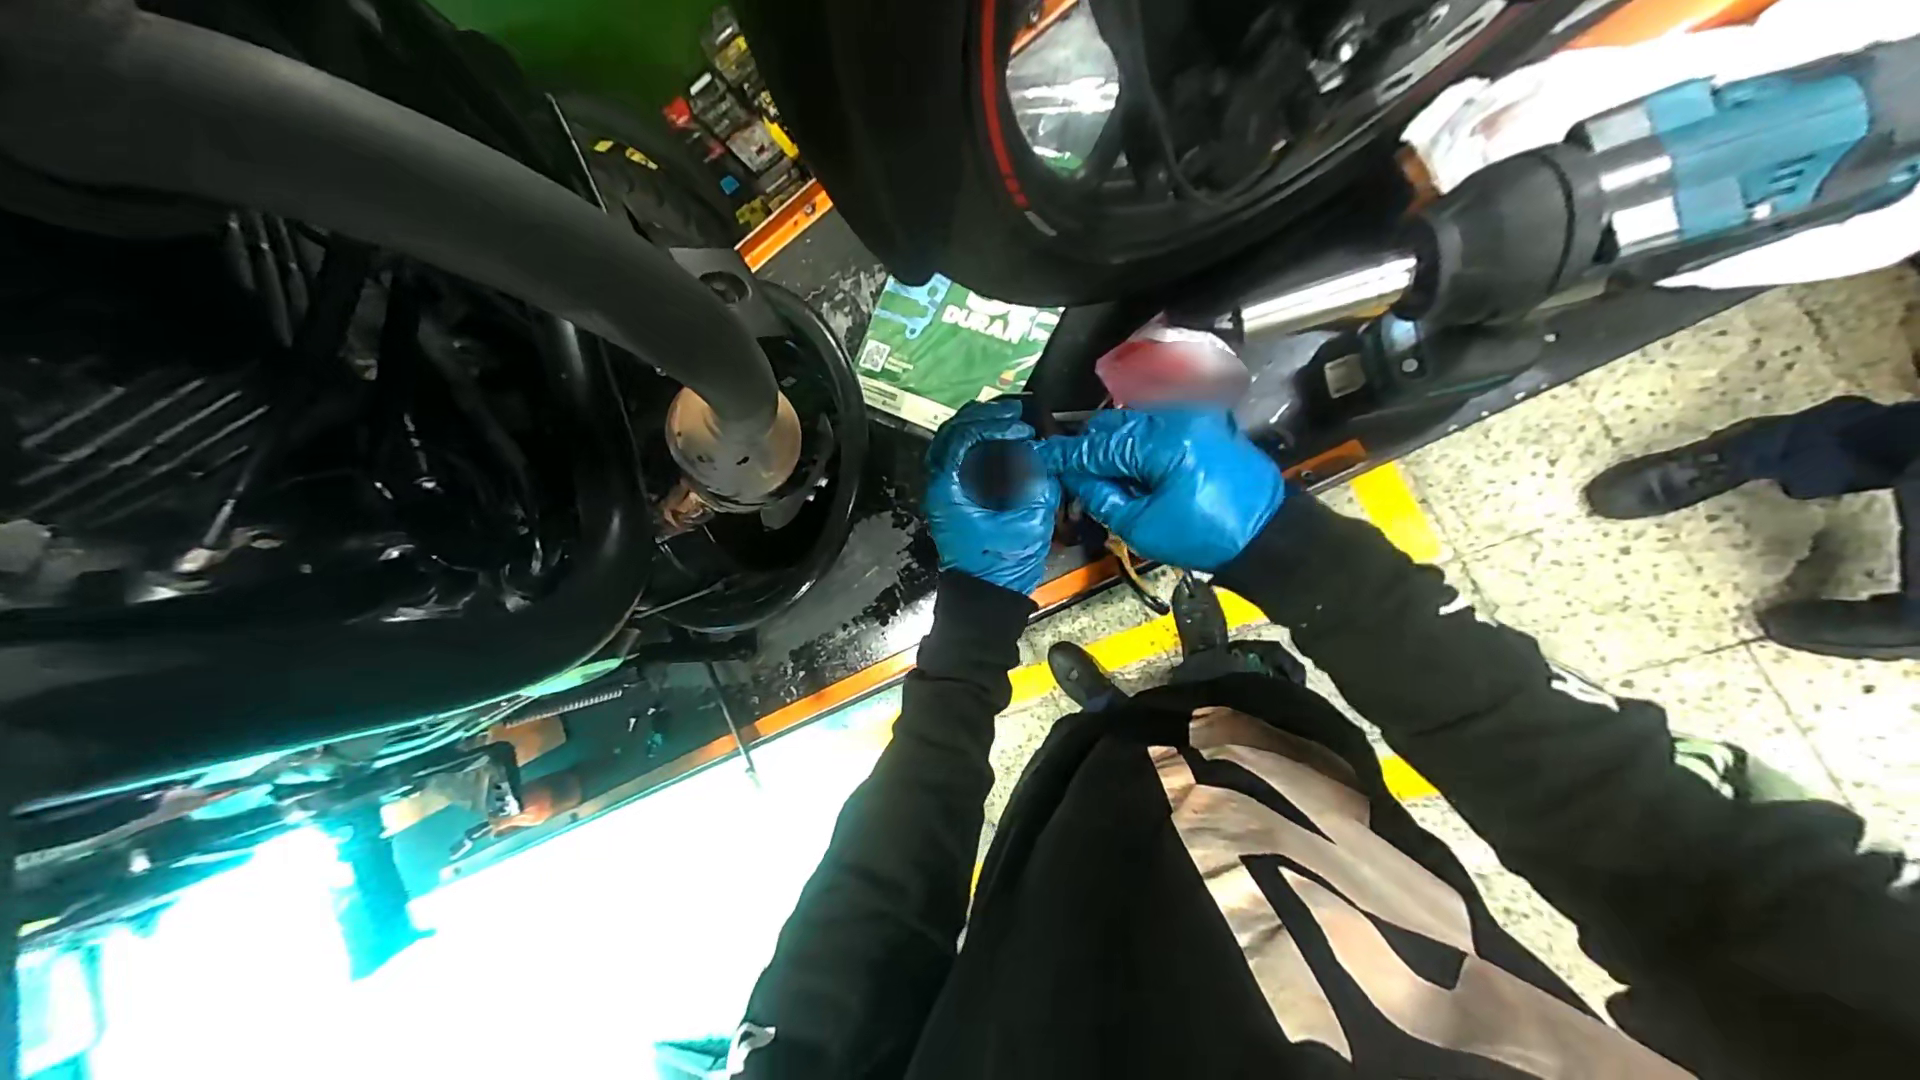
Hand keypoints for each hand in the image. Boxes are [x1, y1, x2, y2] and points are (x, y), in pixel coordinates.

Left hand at [923, 400, 1060, 593]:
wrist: (985, 596)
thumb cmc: (1003, 559)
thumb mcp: (1028, 516)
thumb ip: (1033, 477)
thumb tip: (1034, 447)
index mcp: (949, 486)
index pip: (963, 435)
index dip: (994, 423)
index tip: (1022, 427)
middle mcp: (939, 483)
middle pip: (952, 433)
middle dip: (984, 417)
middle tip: (1014, 413)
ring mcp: (944, 490)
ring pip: (954, 444)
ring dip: (980, 428)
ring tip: (1010, 423)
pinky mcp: (953, 498)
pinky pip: (961, 460)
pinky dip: (980, 446)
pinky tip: (1003, 445)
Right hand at [1042, 408, 1283, 571]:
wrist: (1268, 535)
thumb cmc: (1210, 535)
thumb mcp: (1142, 526)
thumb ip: (1102, 497)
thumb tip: (1077, 479)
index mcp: (1161, 441)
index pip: (1097, 444)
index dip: (1065, 455)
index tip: (1042, 459)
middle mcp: (1177, 418)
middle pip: (1112, 425)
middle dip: (1089, 451)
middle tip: (1078, 481)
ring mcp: (1193, 418)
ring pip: (1132, 425)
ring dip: (1113, 449)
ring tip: (1110, 483)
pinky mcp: (1202, 426)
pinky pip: (1155, 429)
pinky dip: (1137, 447)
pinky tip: (1136, 474)